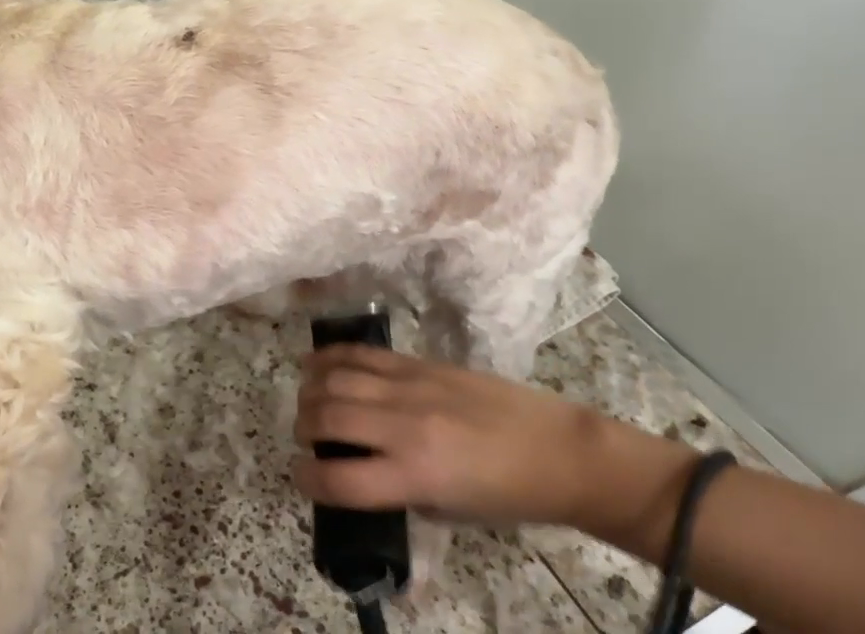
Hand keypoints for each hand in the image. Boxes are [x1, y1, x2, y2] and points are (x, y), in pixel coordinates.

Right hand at [292, 345, 679, 529]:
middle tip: (305, 437)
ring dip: (310, 391)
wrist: (561, 452)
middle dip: (302, 428)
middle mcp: (405, 428)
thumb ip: (396, 491)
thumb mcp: (447, 511)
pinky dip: (329, 357)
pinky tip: (315, 365)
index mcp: (415, 476)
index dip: (307, 479)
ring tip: (310, 401)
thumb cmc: (509, 496)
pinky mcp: (419, 363)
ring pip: (334, 378)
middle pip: (325, 417)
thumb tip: (357, 470)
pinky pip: (361, 354)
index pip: (337, 478)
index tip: (302, 477)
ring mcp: (411, 388)